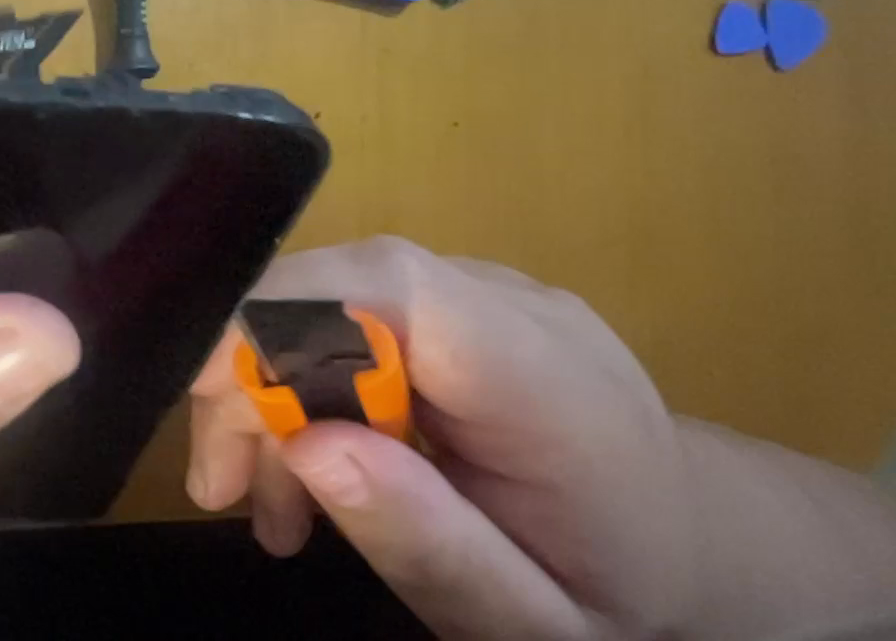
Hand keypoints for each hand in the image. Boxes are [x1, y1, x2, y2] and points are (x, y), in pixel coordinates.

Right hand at [188, 238, 695, 640]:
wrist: (692, 539)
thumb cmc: (617, 591)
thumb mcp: (532, 621)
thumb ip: (427, 541)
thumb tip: (309, 448)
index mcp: (548, 381)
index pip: (393, 287)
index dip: (280, 311)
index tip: (202, 388)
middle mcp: (508, 306)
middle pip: (333, 293)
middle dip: (251, 378)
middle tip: (218, 484)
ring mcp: (475, 291)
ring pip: (322, 304)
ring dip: (266, 390)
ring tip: (259, 501)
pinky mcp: (446, 300)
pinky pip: (344, 321)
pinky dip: (302, 383)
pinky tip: (303, 464)